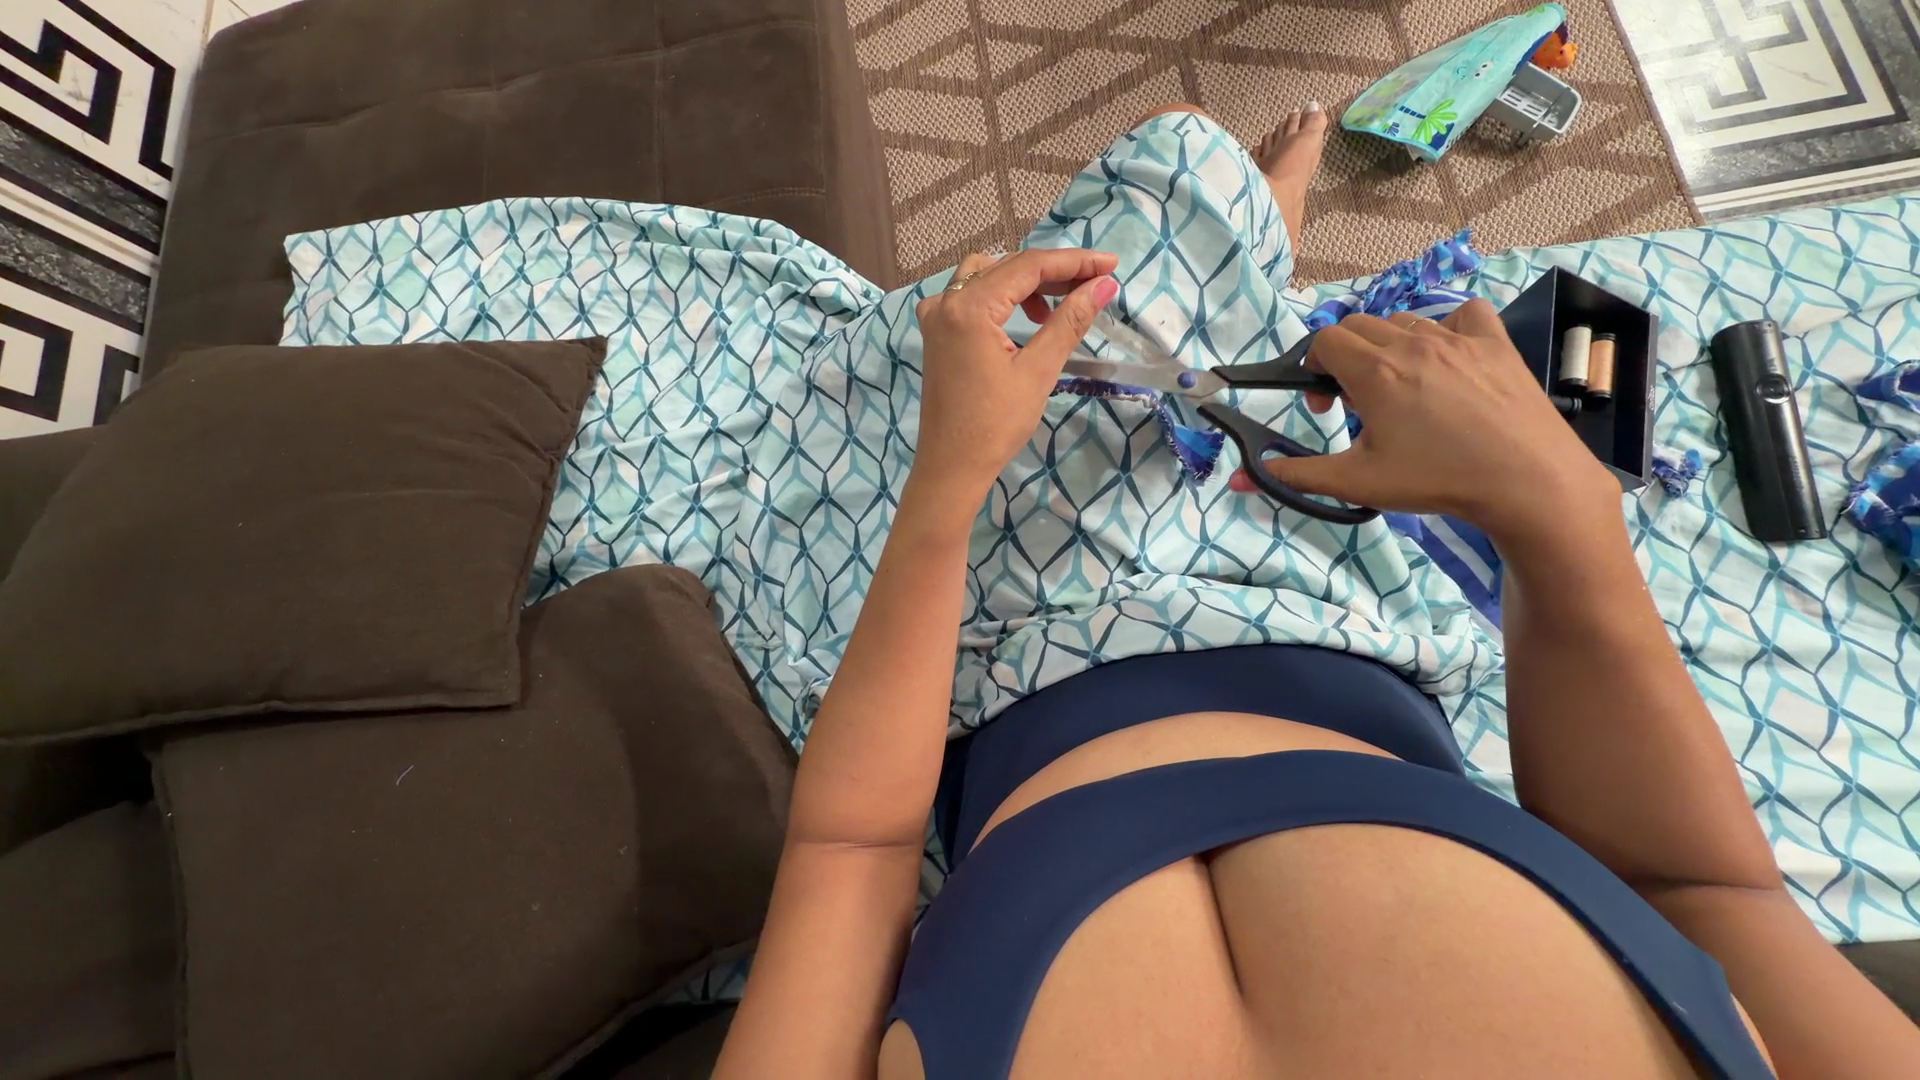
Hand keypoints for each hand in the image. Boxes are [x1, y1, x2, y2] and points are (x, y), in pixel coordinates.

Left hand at [912, 248, 1120, 499]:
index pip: (1028, 266)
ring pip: (987, 275)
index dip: (1073, 262)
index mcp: (969, 307)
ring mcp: (936, 316)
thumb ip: (1069, 321)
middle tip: (1095, 285)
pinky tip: (1027, 319)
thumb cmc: (995, 425)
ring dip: (1026, 283)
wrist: (952, 465)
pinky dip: (1001, 297)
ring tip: (1059, 305)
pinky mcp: (936, 332)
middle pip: (1008, 267)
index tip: (1110, 264)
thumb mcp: (1038, 371)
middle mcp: (946, 301)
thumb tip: (1104, 285)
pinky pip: (970, 295)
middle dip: (1054, 272)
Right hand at [1232, 299, 1619, 544]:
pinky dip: (1445, 329)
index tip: (1325, 404)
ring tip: (1399, 387)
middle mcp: (1412, 343)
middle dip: (1344, 356)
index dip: (1313, 368)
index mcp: (1374, 372)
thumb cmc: (1435, 480)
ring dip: (1387, 346)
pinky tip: (1447, 359)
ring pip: (1403, 321)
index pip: (1324, 341)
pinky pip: (1462, 314)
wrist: (1527, 481)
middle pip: (1358, 325)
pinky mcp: (1496, 343)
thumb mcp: (1355, 483)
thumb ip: (1296, 474)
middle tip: (1355, 401)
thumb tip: (1240, 479)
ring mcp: (1458, 339)